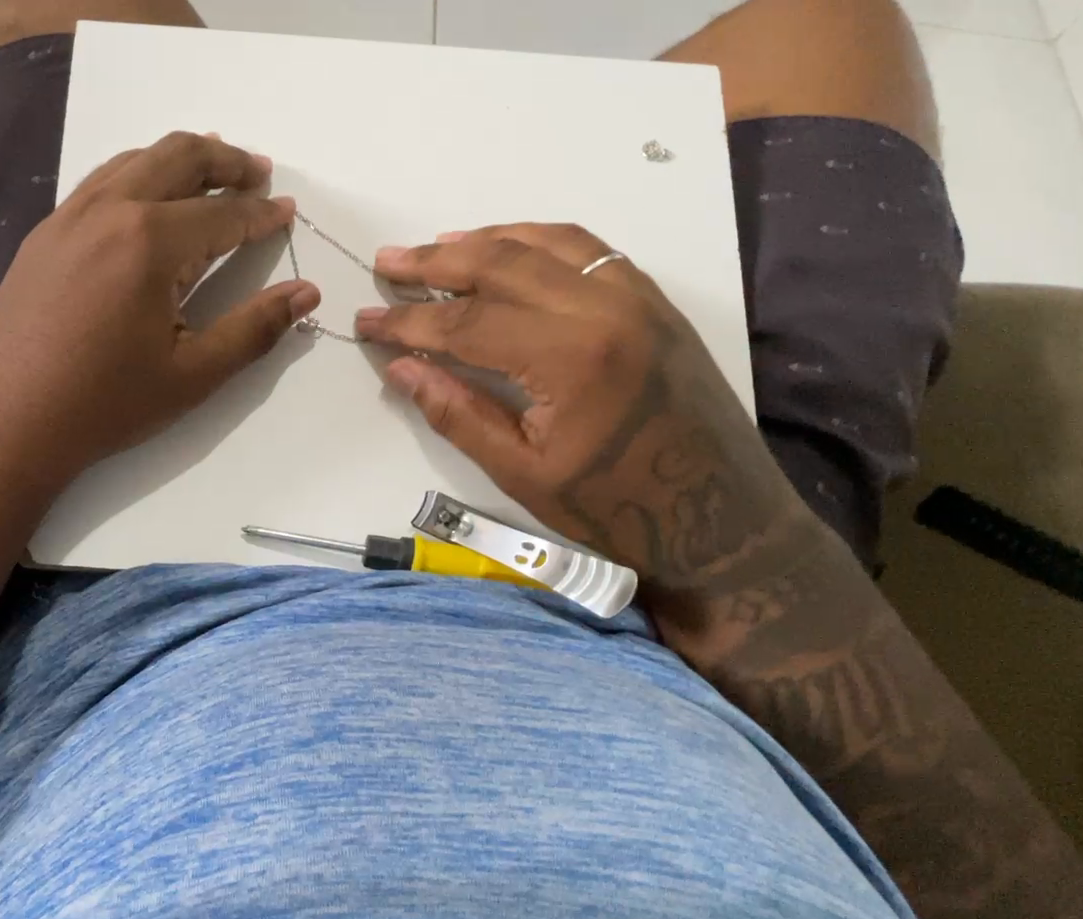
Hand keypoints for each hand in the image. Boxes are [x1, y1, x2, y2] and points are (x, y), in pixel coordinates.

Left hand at [0, 132, 320, 485]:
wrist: (4, 421)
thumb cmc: (103, 405)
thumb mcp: (191, 376)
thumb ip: (253, 330)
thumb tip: (306, 294)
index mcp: (150, 241)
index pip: (222, 214)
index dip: (261, 214)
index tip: (287, 211)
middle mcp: (108, 211)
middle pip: (178, 158)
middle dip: (225, 162)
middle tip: (257, 173)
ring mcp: (68, 218)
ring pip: (134, 163)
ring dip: (179, 161)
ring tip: (208, 174)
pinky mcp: (42, 237)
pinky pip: (98, 185)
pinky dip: (135, 177)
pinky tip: (143, 202)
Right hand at [357, 224, 813, 607]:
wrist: (716, 514)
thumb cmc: (611, 507)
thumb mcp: (521, 472)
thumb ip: (457, 413)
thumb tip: (400, 367)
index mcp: (569, 358)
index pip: (467, 323)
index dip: (409, 322)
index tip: (366, 321)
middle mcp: (605, 309)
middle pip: (504, 265)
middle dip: (437, 263)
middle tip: (388, 262)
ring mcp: (636, 298)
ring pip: (548, 244)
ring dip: (486, 241)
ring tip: (438, 248)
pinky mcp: (653, 302)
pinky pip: (588, 251)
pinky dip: (539, 241)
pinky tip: (509, 249)